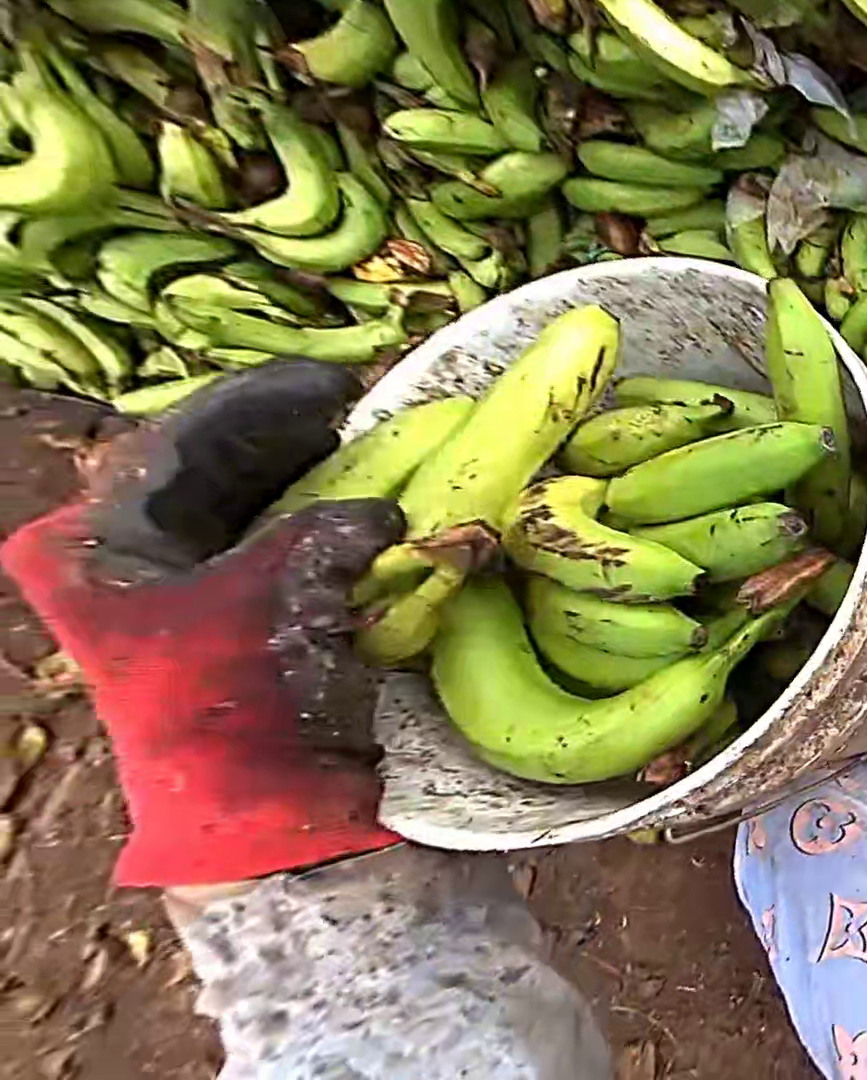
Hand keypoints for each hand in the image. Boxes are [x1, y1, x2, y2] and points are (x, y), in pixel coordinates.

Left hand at [1, 362, 404, 886]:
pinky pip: (309, 539)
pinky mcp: (269, 608)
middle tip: (365, 407)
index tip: (336, 383)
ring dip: (329, 472)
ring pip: (268, 501)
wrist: (273, 795)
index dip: (257, 404)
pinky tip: (389, 507)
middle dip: (293, 434)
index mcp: (107, 551)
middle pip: (224, 467)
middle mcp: (149, 559)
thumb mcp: (263, 607)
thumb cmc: (240, 705)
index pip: (175, 446)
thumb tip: (385, 515)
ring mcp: (211, 585)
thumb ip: (317, 540)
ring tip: (384, 447)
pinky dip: (353, 518)